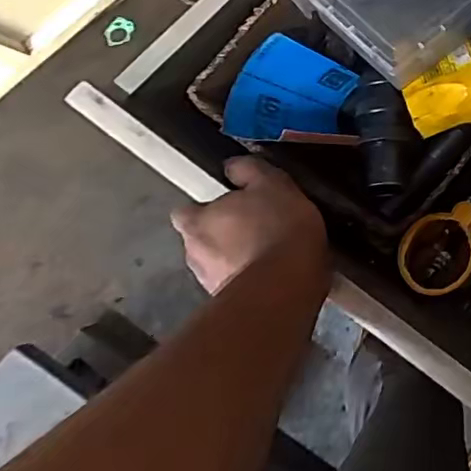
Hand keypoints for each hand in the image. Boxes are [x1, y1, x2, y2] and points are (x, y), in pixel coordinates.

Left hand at [170, 156, 326, 293]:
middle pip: (202, 238)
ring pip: (218, 263)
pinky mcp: (228, 304)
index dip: (205, 206)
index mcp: (195, 222)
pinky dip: (249, 277)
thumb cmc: (276, 225)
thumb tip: (232, 166)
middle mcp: (192, 254)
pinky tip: (275, 272)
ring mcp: (207, 283)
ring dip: (236, 258)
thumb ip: (248, 171)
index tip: (231, 204)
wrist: (285, 285)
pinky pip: (236, 283)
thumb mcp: (272, 184)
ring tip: (269, 251)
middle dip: (223, 234)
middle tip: (256, 225)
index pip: (185, 211)